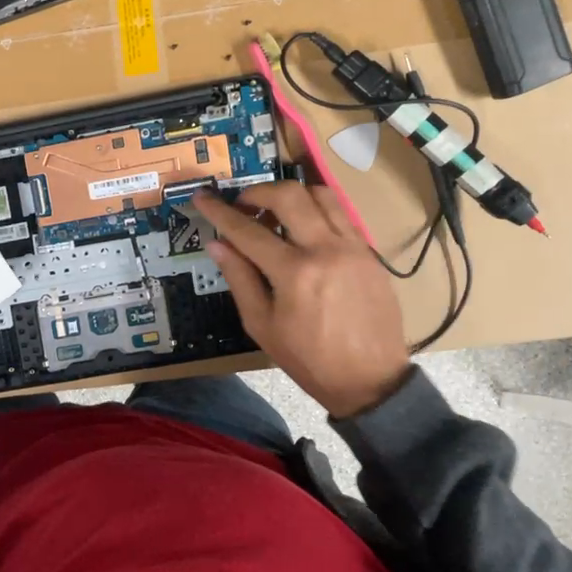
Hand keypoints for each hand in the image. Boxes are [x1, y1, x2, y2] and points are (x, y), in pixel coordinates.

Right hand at [193, 184, 411, 417]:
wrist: (369, 378)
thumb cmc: (307, 358)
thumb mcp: (261, 324)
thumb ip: (239, 279)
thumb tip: (217, 245)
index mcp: (294, 272)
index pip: (248, 230)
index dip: (220, 212)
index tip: (202, 198)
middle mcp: (326, 249)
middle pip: (289, 196)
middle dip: (258, 192)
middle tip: (241, 205)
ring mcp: (353, 247)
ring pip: (321, 195)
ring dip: (292, 196)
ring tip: (274, 213)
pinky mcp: (369, 253)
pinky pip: (341, 215)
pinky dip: (316, 212)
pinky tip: (303, 231)